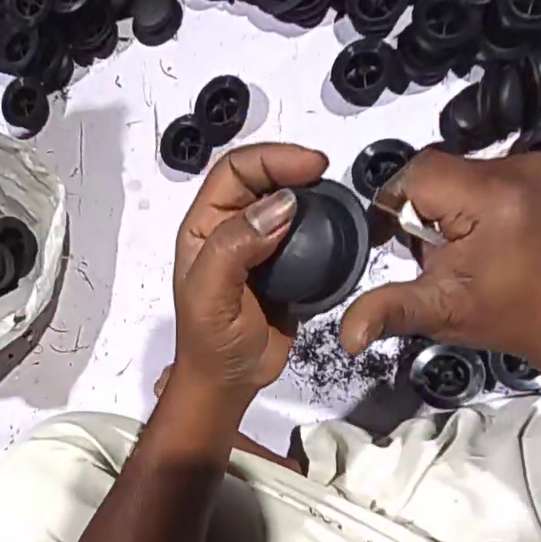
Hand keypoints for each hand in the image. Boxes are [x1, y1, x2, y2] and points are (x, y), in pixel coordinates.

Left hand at [170, 143, 329, 406]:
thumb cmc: (210, 343)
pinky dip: (322, 228)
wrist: (230, 381)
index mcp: (204, 228)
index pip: (234, 172)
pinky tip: (335, 230)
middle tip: (324, 175)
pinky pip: (305, 237)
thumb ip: (235, 247)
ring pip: (286, 205)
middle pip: (262, 179)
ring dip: (310, 196)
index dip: (270, 159)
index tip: (308, 166)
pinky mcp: (285, 269)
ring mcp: (260, 249)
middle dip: (292, 168)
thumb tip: (279, 206)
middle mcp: (231, 230)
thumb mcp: (211, 295)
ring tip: (333, 198)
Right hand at [339, 149, 540, 366]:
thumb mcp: (439, 313)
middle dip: (423, 213)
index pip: (416, 173)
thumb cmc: (516, 315)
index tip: (398, 239)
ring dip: (446, 209)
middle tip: (441, 256)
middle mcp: (518, 170)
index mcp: (492, 198)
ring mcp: (534, 167)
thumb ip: (387, 312)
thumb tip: (348, 333)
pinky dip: (470, 204)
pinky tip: (483, 238)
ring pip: (457, 172)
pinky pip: (483, 174)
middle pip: (435, 171)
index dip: (396, 206)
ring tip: (465, 250)